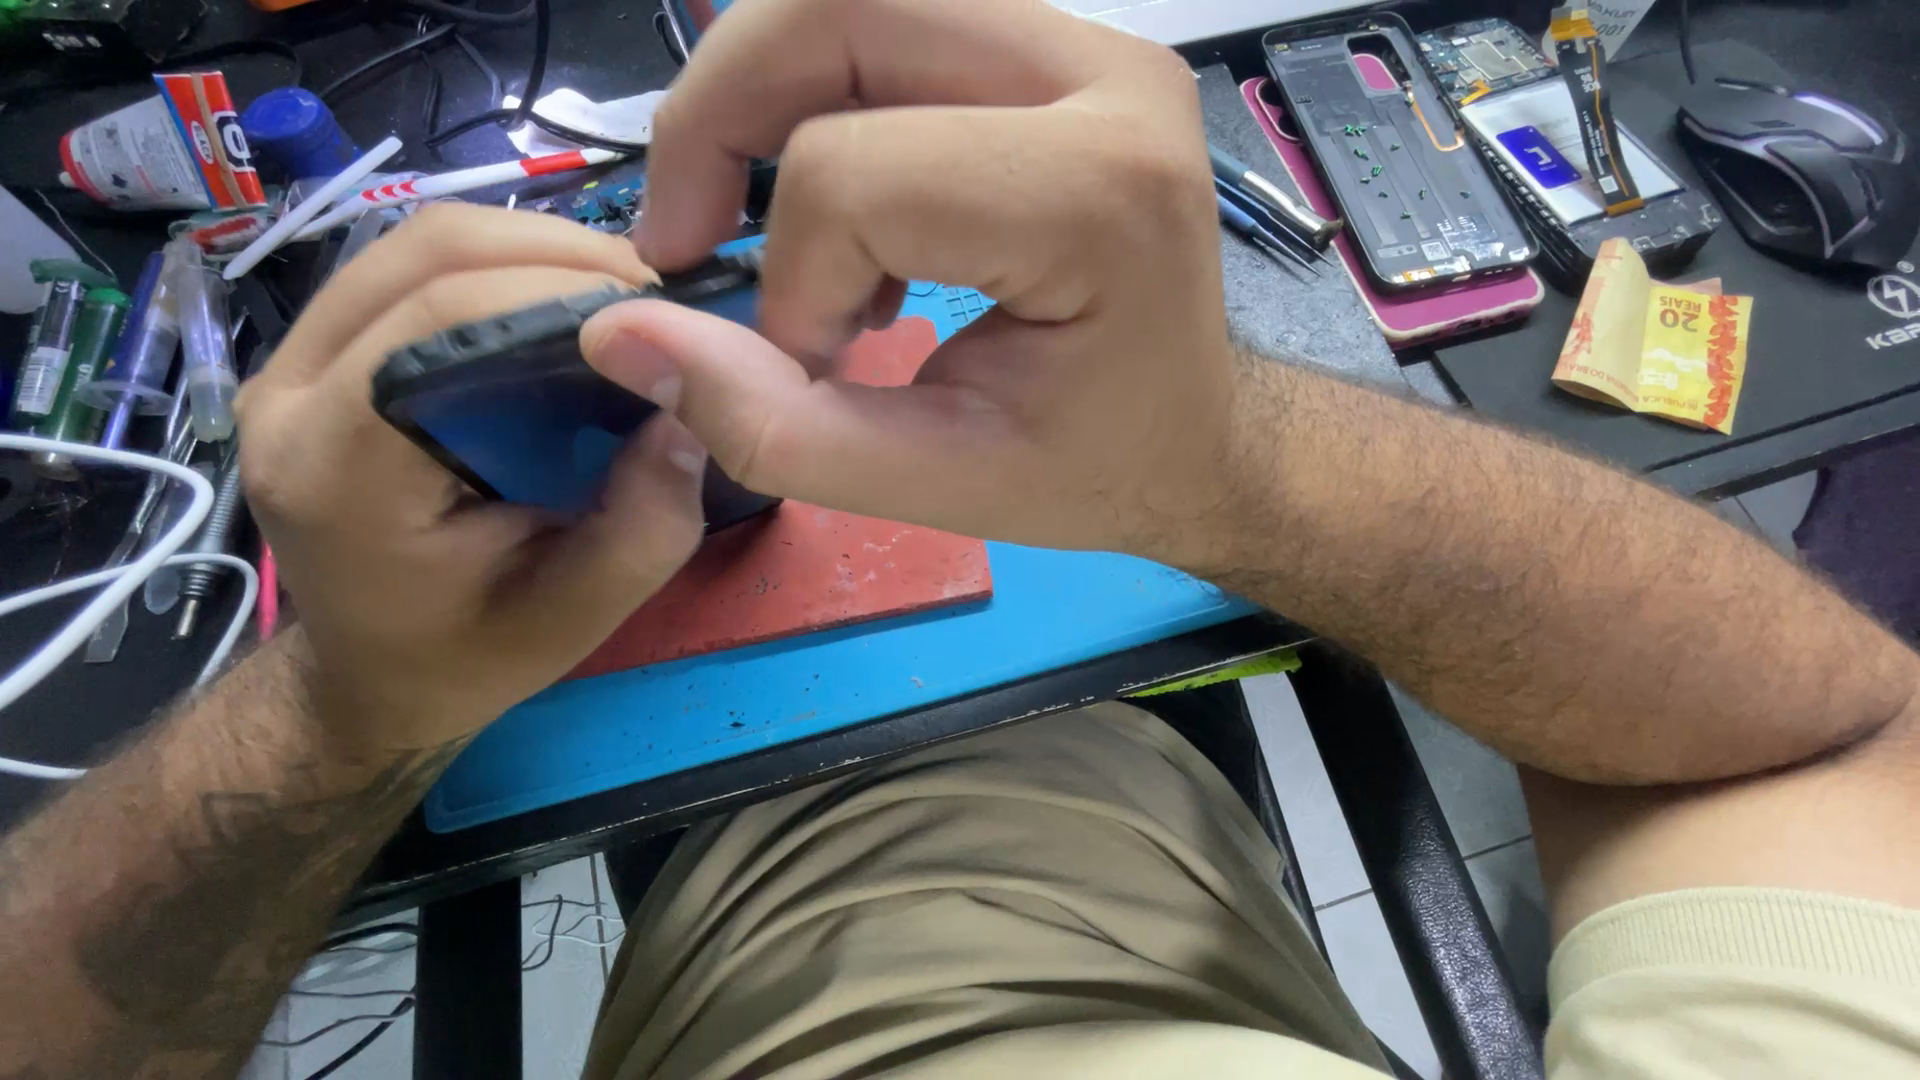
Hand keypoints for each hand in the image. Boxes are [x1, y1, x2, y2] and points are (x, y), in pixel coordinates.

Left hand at [236, 205, 705, 750]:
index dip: (558, 291)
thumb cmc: (471, 656)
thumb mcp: (579, 615)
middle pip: (420, 252)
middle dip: (554, 250)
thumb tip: (689, 417)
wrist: (375, 676)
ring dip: (531, 250)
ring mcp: (293, 365)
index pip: (441, 320)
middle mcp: (292, 394)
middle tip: (656, 294)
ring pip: (412, 245)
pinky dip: (504, 271)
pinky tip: (568, 313)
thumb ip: (644, 527)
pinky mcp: (323, 358)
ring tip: (622, 298)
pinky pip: (413, 274)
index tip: (661, 315)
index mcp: (342, 468)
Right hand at [581, 0, 1237, 567]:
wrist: (1195, 439)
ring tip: (767, 235)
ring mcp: (1090, 50)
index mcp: (1097, 194)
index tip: (811, 365)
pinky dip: (826, 109)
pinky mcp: (1063, 57)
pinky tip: (852, 226)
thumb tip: (621, 335)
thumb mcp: (937, 485)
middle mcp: (1104, 79)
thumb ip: (778, 429)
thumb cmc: (1094, 472)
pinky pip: (896, 28)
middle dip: (719, 117)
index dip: (788, 277)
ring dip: (766, 105)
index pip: (854, 171)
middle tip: (686, 237)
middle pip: (836, 7)